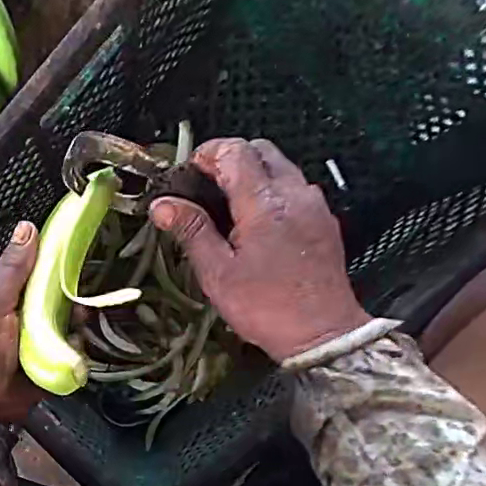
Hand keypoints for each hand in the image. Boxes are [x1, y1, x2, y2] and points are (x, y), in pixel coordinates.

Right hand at [150, 137, 370, 361]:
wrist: (322, 334)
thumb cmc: (265, 307)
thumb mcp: (217, 272)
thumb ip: (192, 230)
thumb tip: (162, 205)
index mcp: (265, 203)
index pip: (235, 152)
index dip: (206, 154)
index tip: (186, 173)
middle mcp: (295, 194)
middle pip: (261, 150)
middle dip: (229, 158)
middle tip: (202, 186)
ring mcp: (314, 205)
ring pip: (280, 166)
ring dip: (251, 173)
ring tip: (225, 205)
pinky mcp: (324, 220)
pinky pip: (294, 188)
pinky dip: (270, 190)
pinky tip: (254, 221)